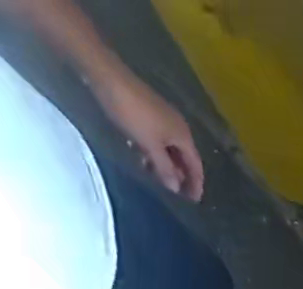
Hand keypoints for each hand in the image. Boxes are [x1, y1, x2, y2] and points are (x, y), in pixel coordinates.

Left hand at [93, 72, 203, 199]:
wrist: (107, 75)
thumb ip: (163, 168)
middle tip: (175, 189)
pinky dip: (157, 150)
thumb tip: (175, 188)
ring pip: (171, 147)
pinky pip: (160, 137)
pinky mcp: (150, 110)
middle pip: (185, 157)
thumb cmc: (132, 113)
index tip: (192, 199)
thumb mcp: (148, 144)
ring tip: (156, 174)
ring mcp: (165, 118)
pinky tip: (145, 153)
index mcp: (184, 137)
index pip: (196, 166)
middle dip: (181, 174)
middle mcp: (180, 128)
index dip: (196, 183)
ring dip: (167, 162)